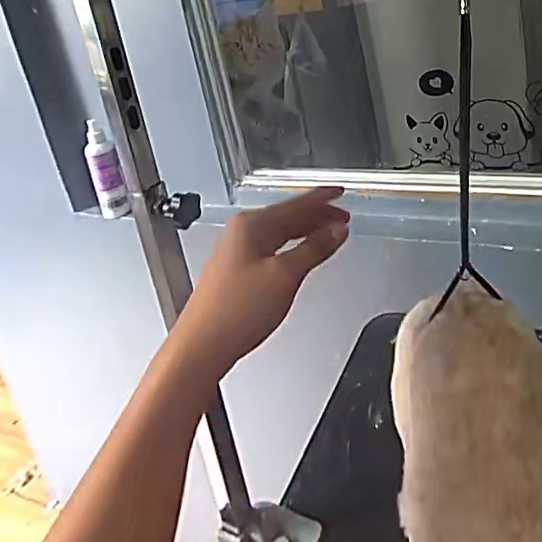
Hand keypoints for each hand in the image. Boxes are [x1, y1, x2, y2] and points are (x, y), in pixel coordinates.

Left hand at [178, 188, 348, 367]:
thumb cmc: (232, 313)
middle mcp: (241, 234)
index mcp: (251, 226)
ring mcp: (237, 253)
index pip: (296, 203)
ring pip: (281, 233)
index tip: (338, 191)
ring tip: (329, 232)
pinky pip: (273, 249)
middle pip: (288, 216)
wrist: (201, 349)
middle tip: (341, 214)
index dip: (322, 198)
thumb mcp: (286, 275)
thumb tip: (335, 231)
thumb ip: (315, 248)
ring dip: (307, 232)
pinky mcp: (237, 272)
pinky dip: (293, 247)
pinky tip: (303, 256)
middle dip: (318, 215)